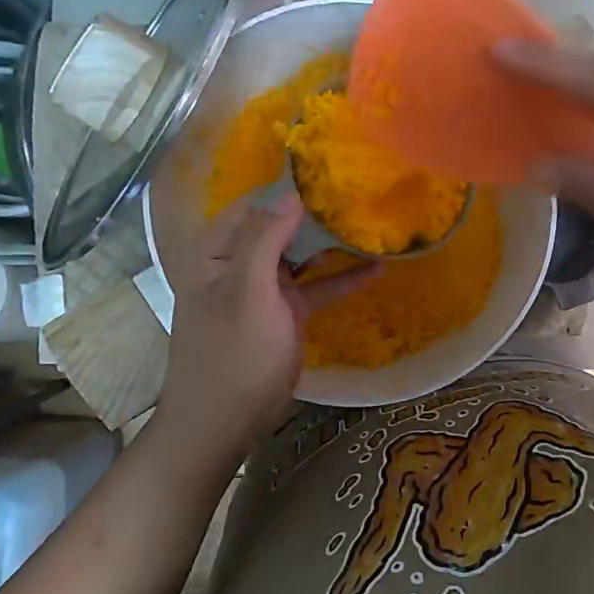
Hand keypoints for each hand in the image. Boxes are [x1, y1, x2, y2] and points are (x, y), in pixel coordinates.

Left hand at [160, 193, 375, 450]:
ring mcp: (264, 289)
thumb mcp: (247, 293)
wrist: (225, 423)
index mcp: (216, 251)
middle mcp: (238, 263)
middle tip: (361, 191)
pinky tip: (377, 268)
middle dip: (317, 211)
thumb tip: (289, 192)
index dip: (287, 186)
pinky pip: (316, 287)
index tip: (330, 170)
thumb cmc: (233, 355)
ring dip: (332, 242)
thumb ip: (264, 240)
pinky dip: (342, 278)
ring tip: (372, 221)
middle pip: (280, 225)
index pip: (253, 203)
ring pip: (301, 254)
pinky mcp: (285, 312)